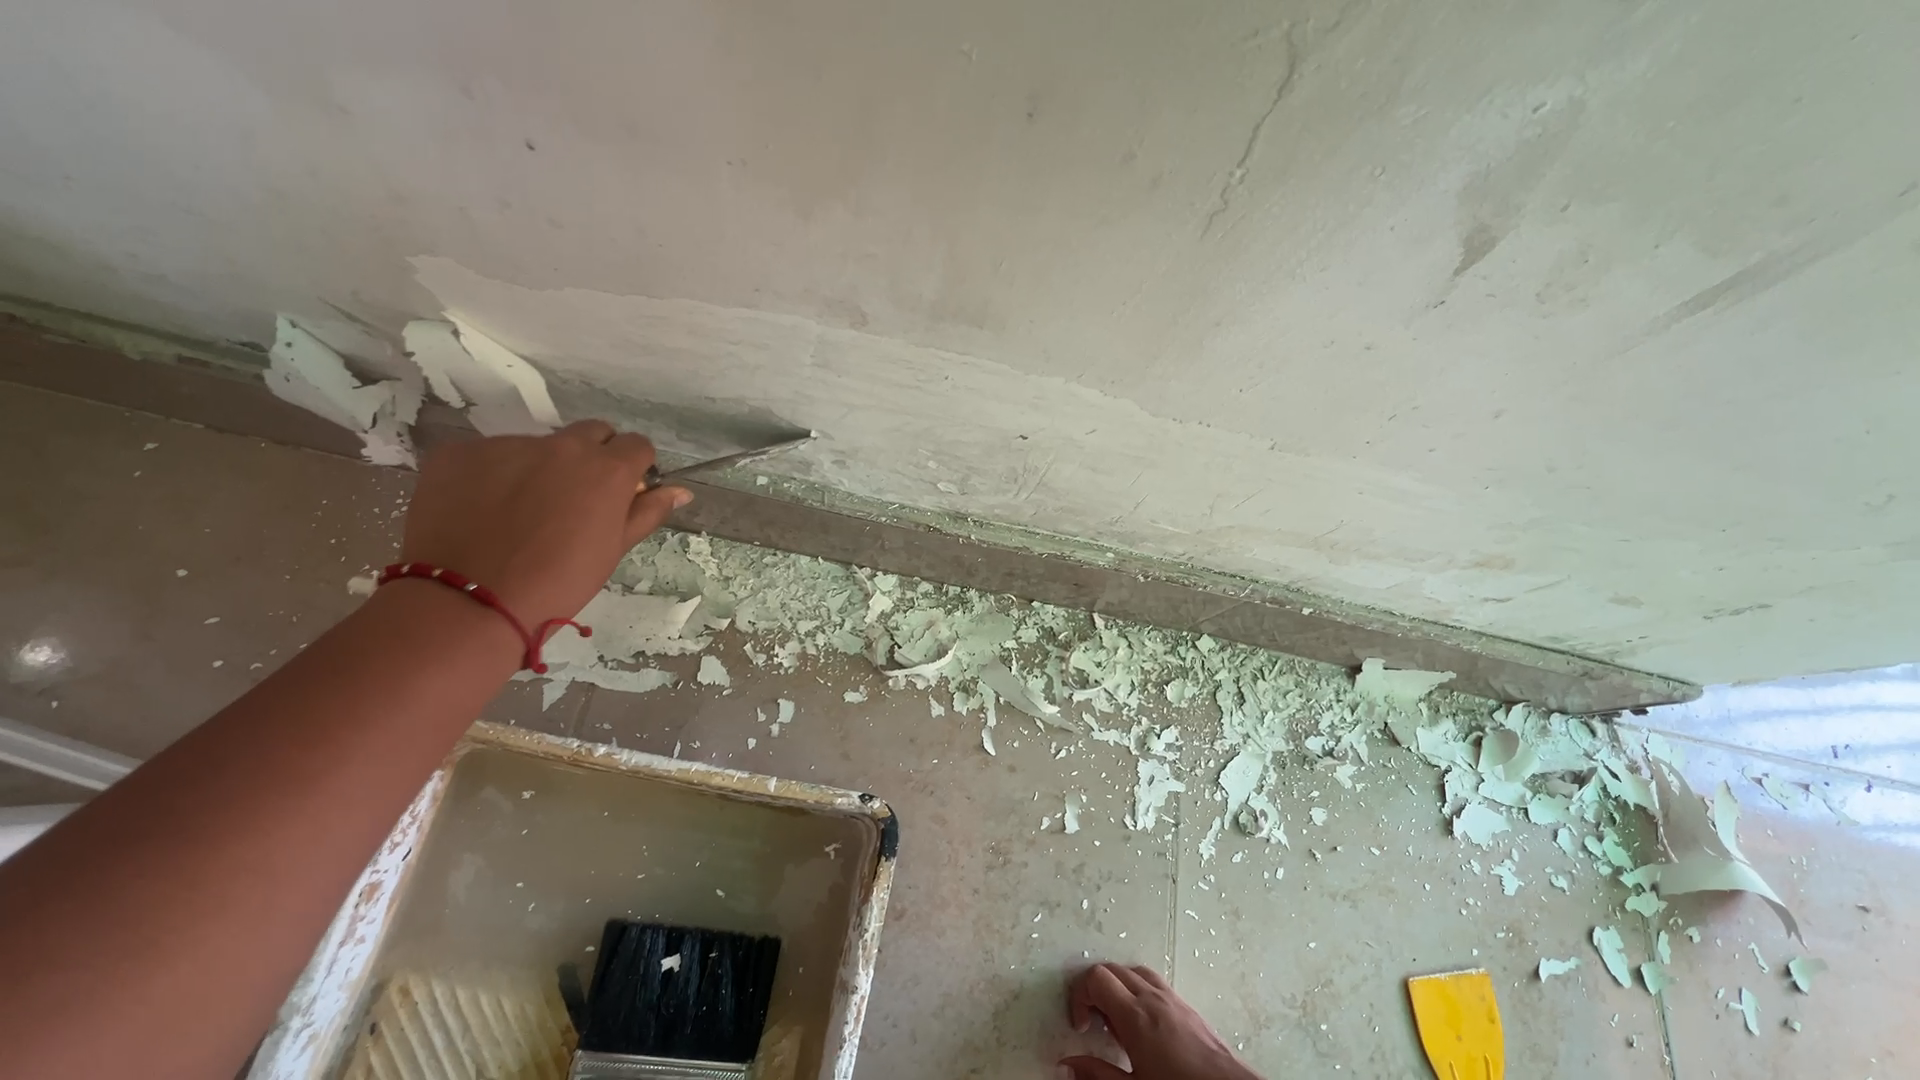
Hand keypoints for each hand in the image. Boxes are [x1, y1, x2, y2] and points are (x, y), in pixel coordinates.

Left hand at [399, 421, 690, 619]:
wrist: (468, 601)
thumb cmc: (557, 584)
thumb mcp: (611, 552)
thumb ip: (646, 513)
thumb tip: (679, 490)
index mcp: (606, 470)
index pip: (637, 445)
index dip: (633, 467)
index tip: (620, 493)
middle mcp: (561, 446)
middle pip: (591, 433)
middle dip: (592, 457)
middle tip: (575, 498)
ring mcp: (507, 444)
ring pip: (538, 445)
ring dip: (540, 467)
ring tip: (520, 513)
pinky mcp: (460, 451)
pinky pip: (488, 455)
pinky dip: (493, 476)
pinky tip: (482, 512)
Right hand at [1061, 964, 1260, 1079]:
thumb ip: (1096, 1074)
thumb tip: (1067, 1066)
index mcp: (1134, 1015)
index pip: (1096, 978)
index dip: (1079, 996)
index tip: (1082, 1024)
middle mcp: (1152, 998)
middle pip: (1112, 970)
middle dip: (1095, 990)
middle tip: (1094, 1022)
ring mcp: (1172, 999)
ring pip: (1134, 972)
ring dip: (1118, 987)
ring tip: (1117, 1021)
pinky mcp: (1187, 1006)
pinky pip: (1155, 983)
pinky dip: (1139, 991)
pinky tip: (1143, 1023)